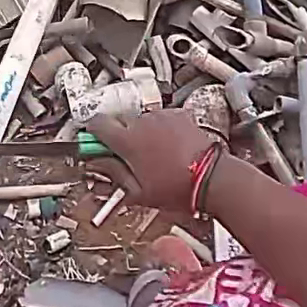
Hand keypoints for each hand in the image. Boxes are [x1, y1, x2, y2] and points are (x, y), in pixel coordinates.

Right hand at [85, 109, 222, 214]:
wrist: (213, 178)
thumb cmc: (177, 188)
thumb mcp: (138, 191)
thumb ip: (113, 173)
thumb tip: (97, 164)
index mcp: (127, 140)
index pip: (96, 124)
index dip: (93, 134)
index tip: (96, 146)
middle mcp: (142, 122)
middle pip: (118, 121)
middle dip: (118, 136)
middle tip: (126, 156)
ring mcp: (161, 116)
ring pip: (140, 120)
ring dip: (141, 132)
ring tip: (153, 154)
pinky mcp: (177, 114)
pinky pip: (160, 118)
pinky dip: (160, 129)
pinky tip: (168, 147)